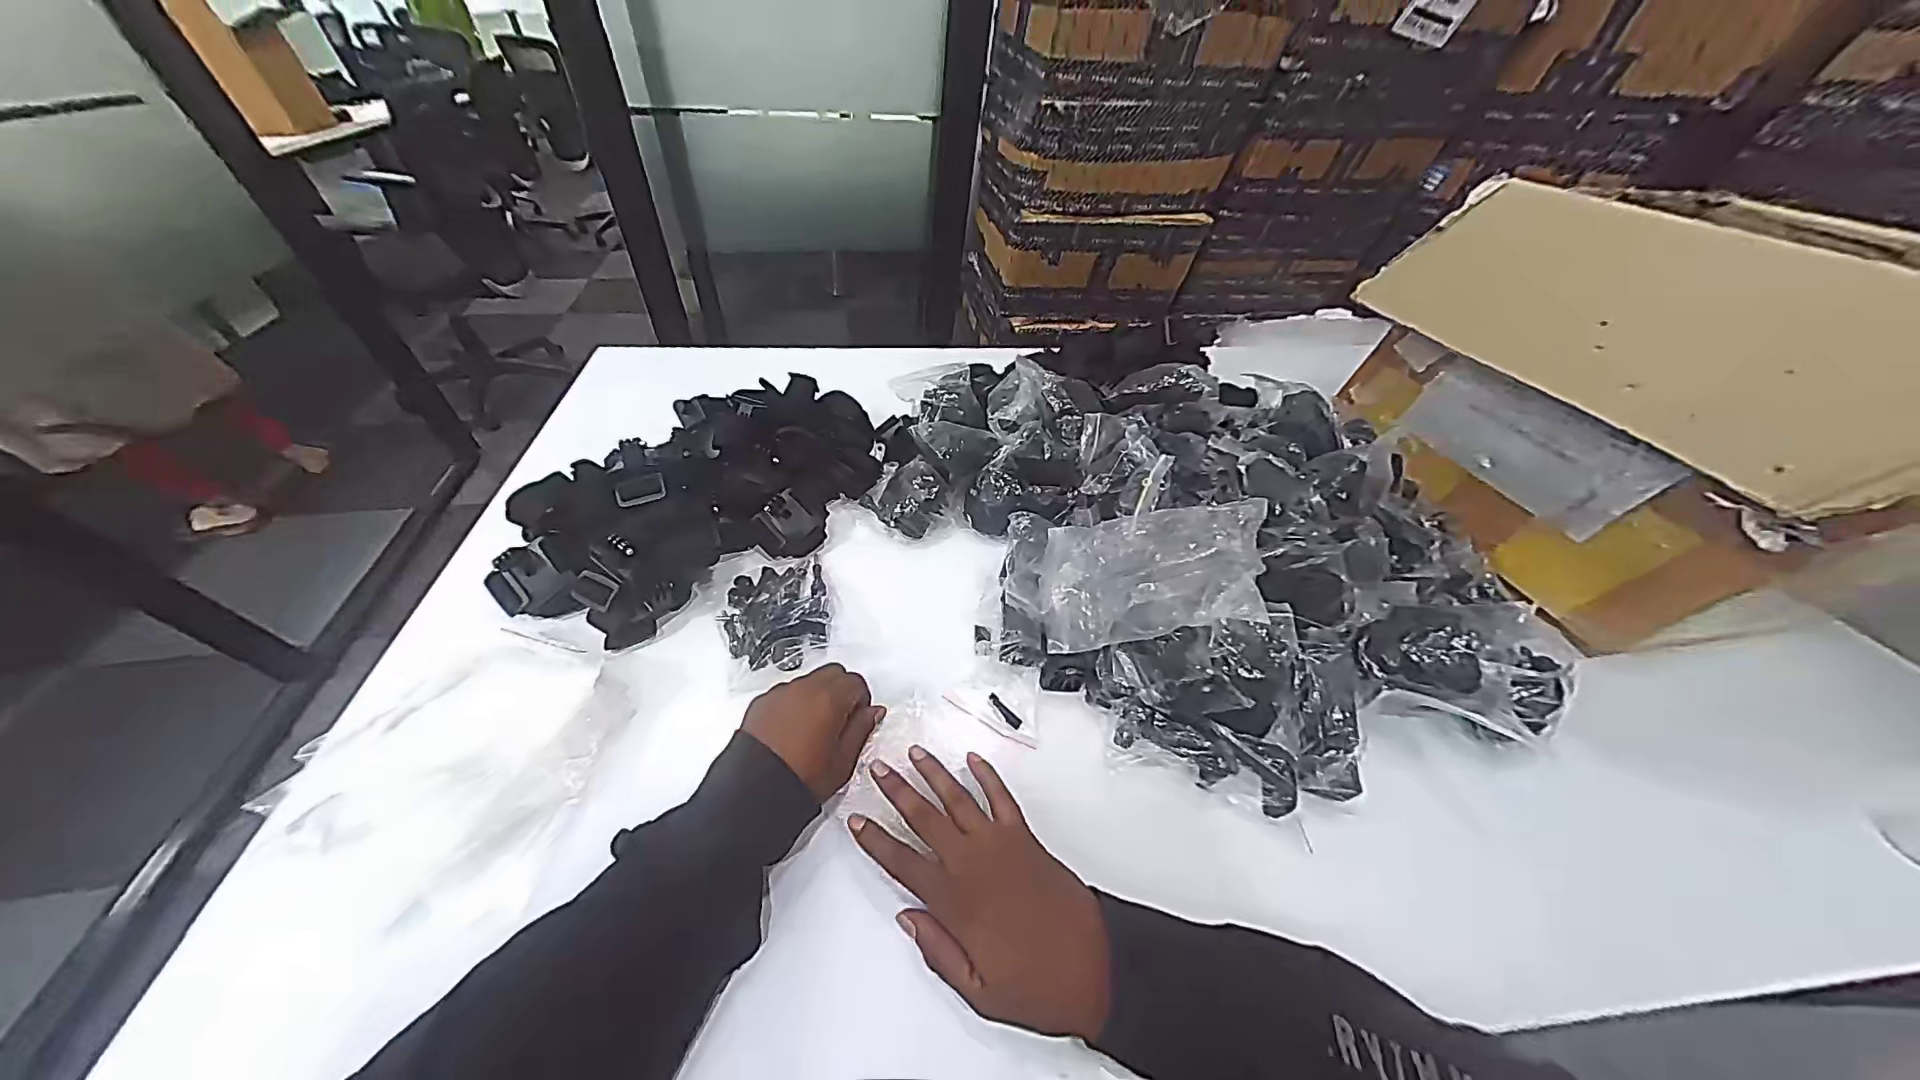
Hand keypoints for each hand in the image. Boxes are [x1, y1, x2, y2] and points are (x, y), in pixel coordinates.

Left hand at [741, 663, 883, 802]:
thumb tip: (872, 713)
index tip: (859, 715)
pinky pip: (785, 694)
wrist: (754, 792)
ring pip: (809, 682)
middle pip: (833, 673)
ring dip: (817, 696)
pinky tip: (794, 731)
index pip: (856, 682)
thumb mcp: (843, 760)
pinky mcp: (761, 703)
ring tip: (815, 729)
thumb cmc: (796, 779)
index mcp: (829, 698)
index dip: (861, 699)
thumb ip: (862, 728)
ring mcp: (780, 694)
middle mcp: (803, 689)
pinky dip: (794, 704)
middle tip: (841, 717)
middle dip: (841, 691)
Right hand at [848, 747, 1109, 1041]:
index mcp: (955, 902)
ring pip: (957, 799)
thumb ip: (938, 952)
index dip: (875, 841)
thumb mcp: (978, 991)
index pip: (902, 862)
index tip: (858, 822)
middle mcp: (972, 865)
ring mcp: (999, 845)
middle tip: (878, 769)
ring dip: (934, 773)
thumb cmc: (1039, 983)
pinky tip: (973, 761)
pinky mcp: (1025, 838)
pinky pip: (1001, 797)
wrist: (1095, 964)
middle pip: (923, 817)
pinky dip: (987, 776)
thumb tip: (909, 920)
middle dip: (897, 790)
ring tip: (916, 753)